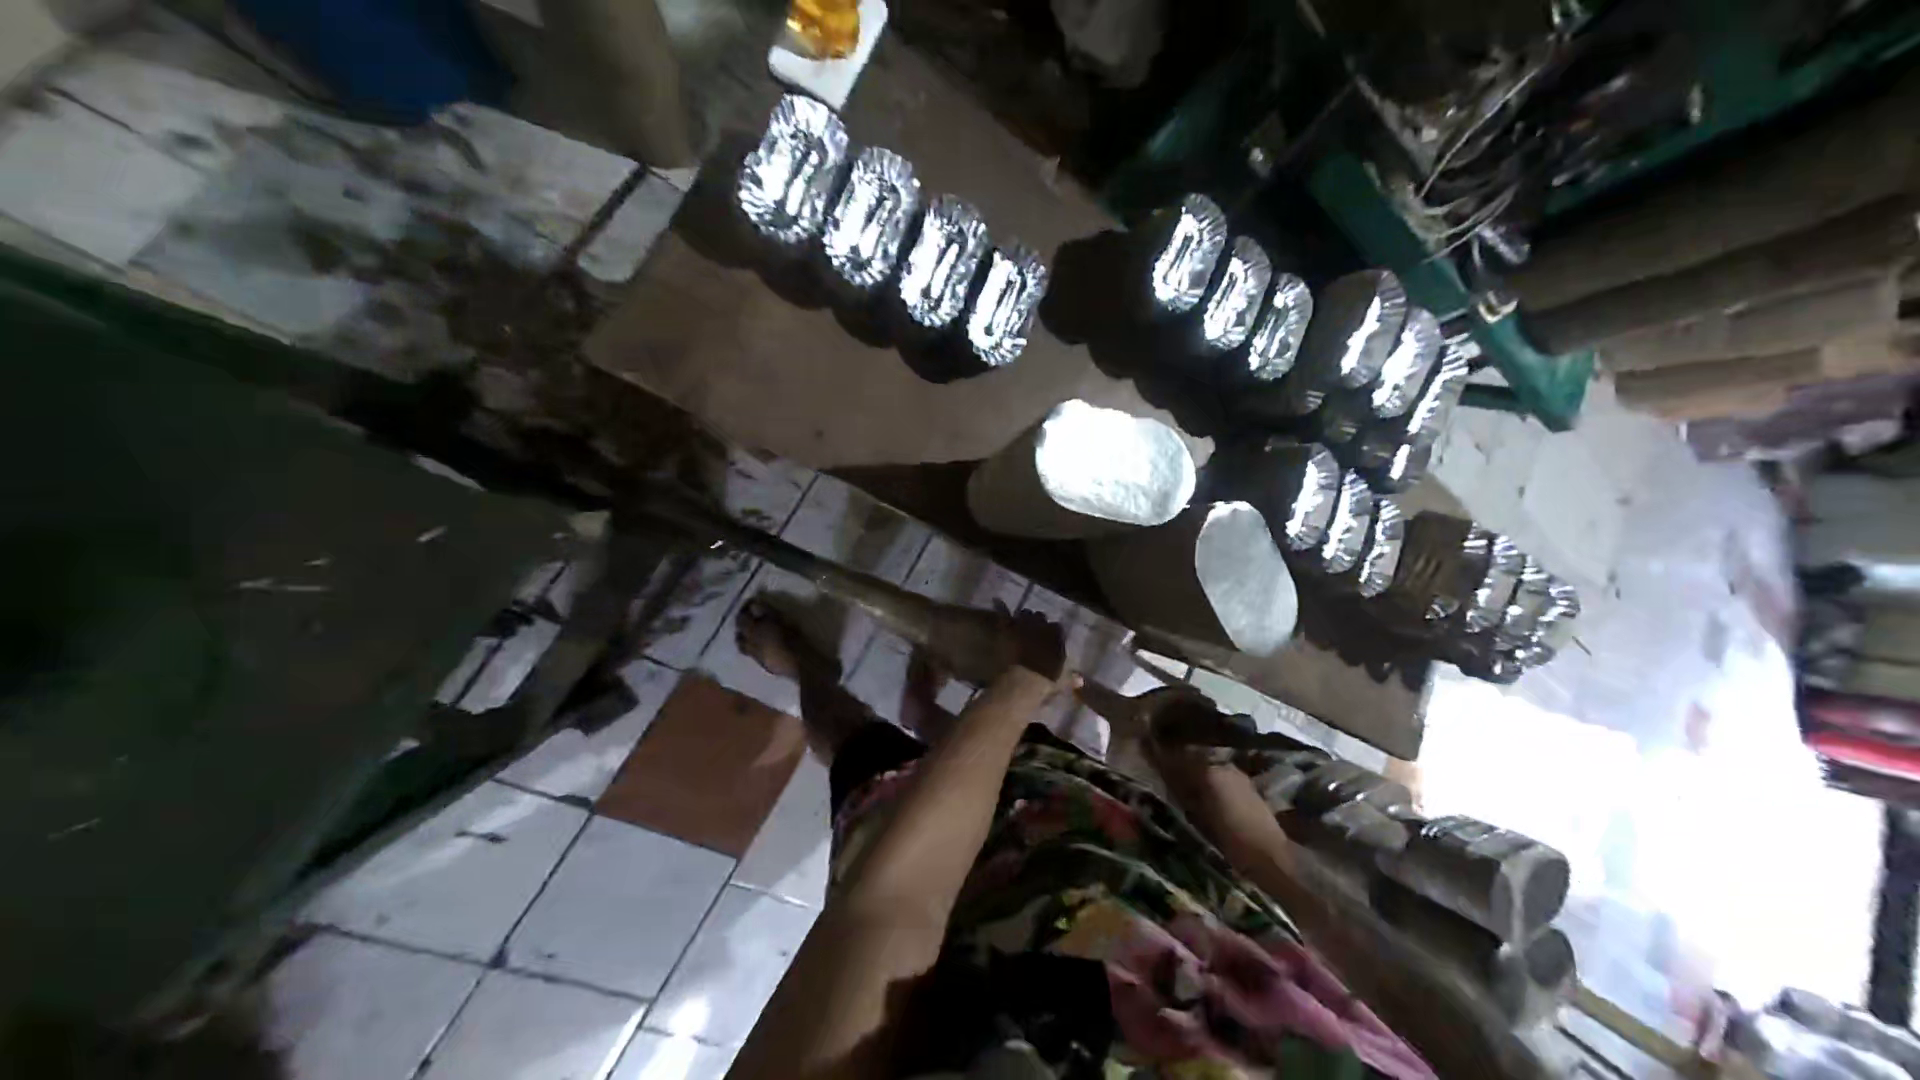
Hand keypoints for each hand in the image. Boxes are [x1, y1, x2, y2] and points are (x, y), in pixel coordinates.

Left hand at [993, 603, 1066, 680]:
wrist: (1021, 680)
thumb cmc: (1044, 681)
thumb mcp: (1061, 680)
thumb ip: (1070, 677)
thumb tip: (1080, 680)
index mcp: (1057, 634)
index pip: (1057, 628)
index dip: (1052, 633)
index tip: (1049, 639)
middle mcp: (1041, 625)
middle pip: (1040, 617)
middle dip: (1037, 622)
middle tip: (1034, 631)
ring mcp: (1023, 624)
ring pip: (1024, 613)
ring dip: (1023, 617)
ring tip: (1020, 622)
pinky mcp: (1007, 627)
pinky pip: (1004, 614)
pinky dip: (1001, 607)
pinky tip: (997, 601)